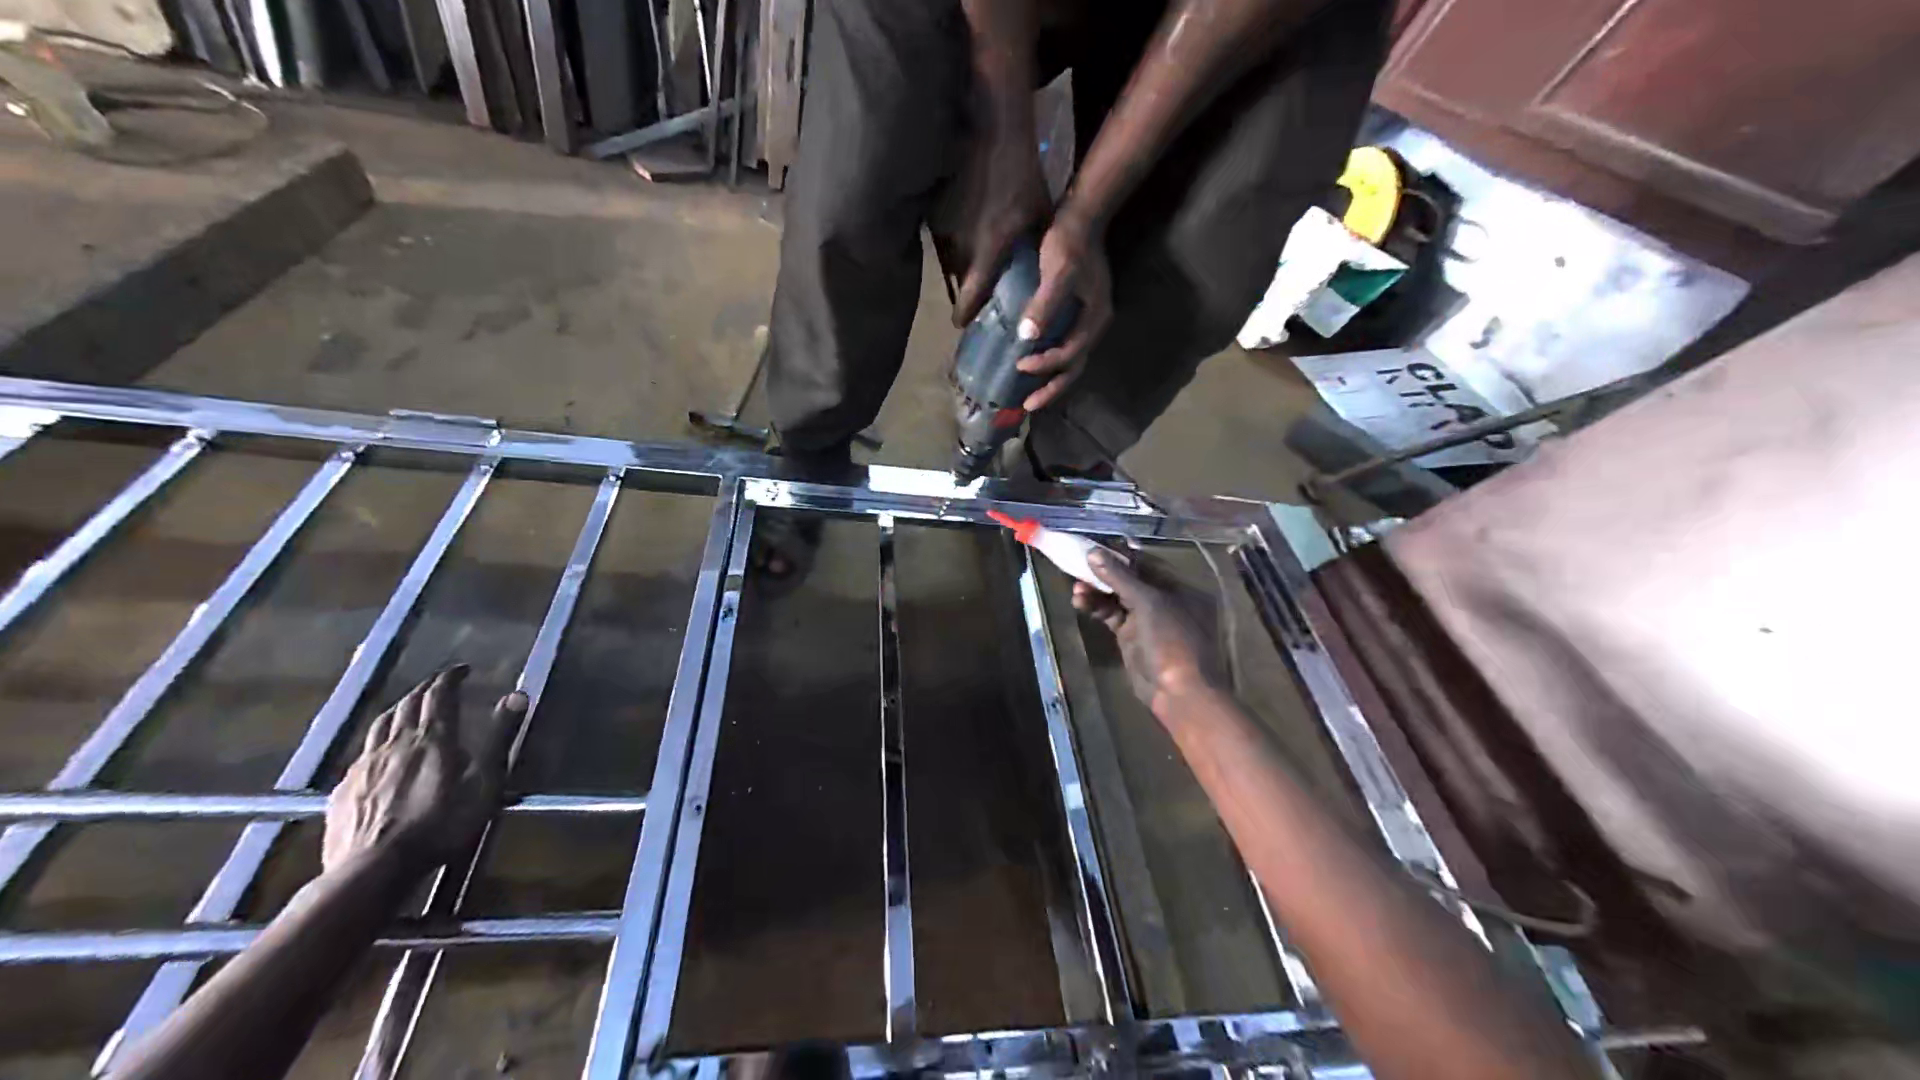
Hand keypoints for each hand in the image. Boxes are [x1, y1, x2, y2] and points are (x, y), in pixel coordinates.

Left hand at [323, 665, 527, 871]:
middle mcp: (396, 743)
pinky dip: (378, 740)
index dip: (450, 678)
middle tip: (439, 685)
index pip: (439, 695)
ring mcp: (365, 766)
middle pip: (407, 705)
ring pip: (380, 724)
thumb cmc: (441, 824)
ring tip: (408, 707)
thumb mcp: (485, 781)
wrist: (374, 869)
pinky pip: (362, 752)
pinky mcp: (345, 790)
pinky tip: (380, 752)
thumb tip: (518, 696)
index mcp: (432, 738)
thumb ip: (500, 737)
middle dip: (425, 689)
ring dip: (398, 708)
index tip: (461, 670)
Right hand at [951, 124, 1050, 326]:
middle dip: (967, 288)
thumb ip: (1038, 250)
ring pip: (951, 257)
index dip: (965, 314)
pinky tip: (967, 231)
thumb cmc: (1023, 175)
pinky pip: (945, 236)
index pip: (969, 296)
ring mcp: (946, 226)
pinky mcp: (937, 209)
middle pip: (959, 279)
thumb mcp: (1040, 216)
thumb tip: (1043, 277)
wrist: (994, 131)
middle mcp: (962, 243)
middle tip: (977, 293)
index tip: (963, 324)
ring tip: (973, 261)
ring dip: (961, 263)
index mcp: (988, 250)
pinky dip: (955, 239)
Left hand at [1015, 216, 1112, 412]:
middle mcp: (1095, 326)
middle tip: (1027, 407)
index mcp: (1095, 320)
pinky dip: (1052, 362)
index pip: (1069, 355)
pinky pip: (1067, 347)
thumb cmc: (1069, 244)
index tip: (1020, 365)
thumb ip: (1044, 306)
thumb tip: (1027, 338)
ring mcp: (1088, 321)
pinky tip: (1035, 365)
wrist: (1082, 218)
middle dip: (1051, 389)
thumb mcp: (1058, 274)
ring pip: (1072, 361)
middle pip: (1075, 368)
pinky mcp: (1079, 314)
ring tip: (1030, 397)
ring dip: (1052, 380)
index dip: (1045, 364)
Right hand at [1071, 550, 1224, 715]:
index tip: (1092, 546)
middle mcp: (1163, 599)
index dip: (1118, 554)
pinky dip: (1096, 608)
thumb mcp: (1148, 603)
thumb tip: (1093, 553)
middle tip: (1077, 564)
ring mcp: (1147, 619)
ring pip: (1117, 597)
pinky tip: (1079, 601)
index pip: (1144, 562)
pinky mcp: (1131, 636)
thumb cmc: (1172, 641)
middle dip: (1103, 573)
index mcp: (1178, 586)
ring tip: (1075, 588)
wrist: (1179, 692)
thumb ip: (1120, 577)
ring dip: (1096, 591)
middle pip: (1128, 579)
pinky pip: (1111, 615)